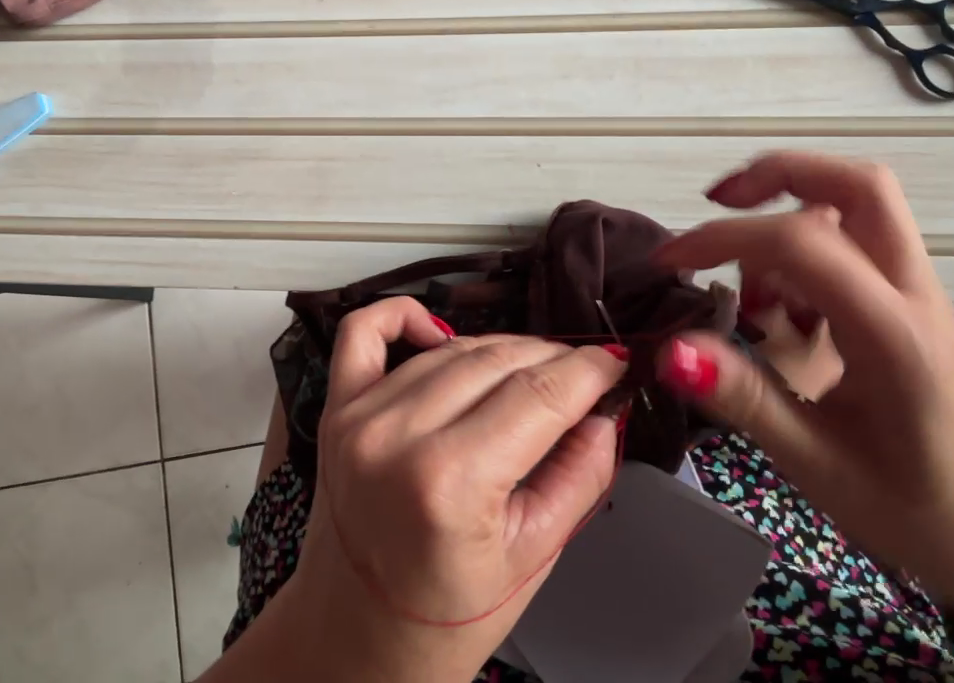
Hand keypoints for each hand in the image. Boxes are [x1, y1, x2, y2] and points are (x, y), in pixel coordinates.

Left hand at [276, 296, 627, 680]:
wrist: (352, 639)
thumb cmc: (442, 618)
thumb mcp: (533, 558)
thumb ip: (580, 475)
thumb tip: (604, 411)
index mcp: (450, 483)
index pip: (539, 394)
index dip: (589, 370)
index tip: (615, 360)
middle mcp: (398, 436)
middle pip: (498, 361)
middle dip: (553, 358)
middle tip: (583, 371)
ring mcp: (361, 417)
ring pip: (450, 348)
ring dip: (501, 349)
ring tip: (533, 370)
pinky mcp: (337, 409)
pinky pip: (365, 331)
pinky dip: (402, 315)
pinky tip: (439, 330)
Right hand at [650, 151, 953, 605]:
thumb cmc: (917, 513)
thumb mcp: (816, 464)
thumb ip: (744, 398)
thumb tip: (669, 348)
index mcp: (892, 333)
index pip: (800, 242)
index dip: (722, 237)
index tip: (668, 263)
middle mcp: (914, 296)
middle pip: (858, 183)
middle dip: (778, 173)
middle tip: (717, 202)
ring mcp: (920, 297)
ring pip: (861, 208)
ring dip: (791, 216)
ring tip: (750, 292)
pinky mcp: (913, 310)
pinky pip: (859, 246)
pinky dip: (809, 251)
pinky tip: (783, 316)